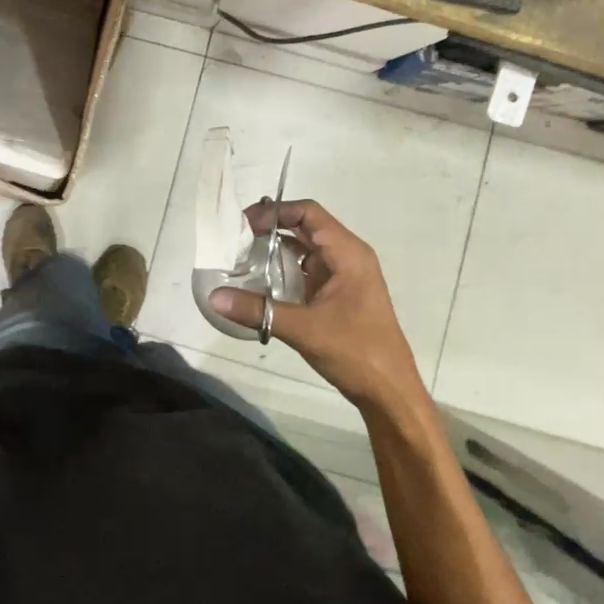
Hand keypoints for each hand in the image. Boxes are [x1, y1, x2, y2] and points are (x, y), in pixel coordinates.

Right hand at [208, 200, 425, 413]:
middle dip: (269, 228)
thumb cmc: (356, 352)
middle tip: (234, 239)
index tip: (243, 224)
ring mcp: (343, 276)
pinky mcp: (336, 294)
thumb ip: (257, 310)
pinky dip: (282, 270)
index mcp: (348, 254)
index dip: (275, 211)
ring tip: (239, 258)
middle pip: (304, 227)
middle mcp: (347, 257)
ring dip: (273, 250)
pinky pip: (305, 270)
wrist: (389, 391)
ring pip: (303, 249)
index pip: (308, 213)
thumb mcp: (303, 329)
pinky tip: (258, 282)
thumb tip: (214, 297)